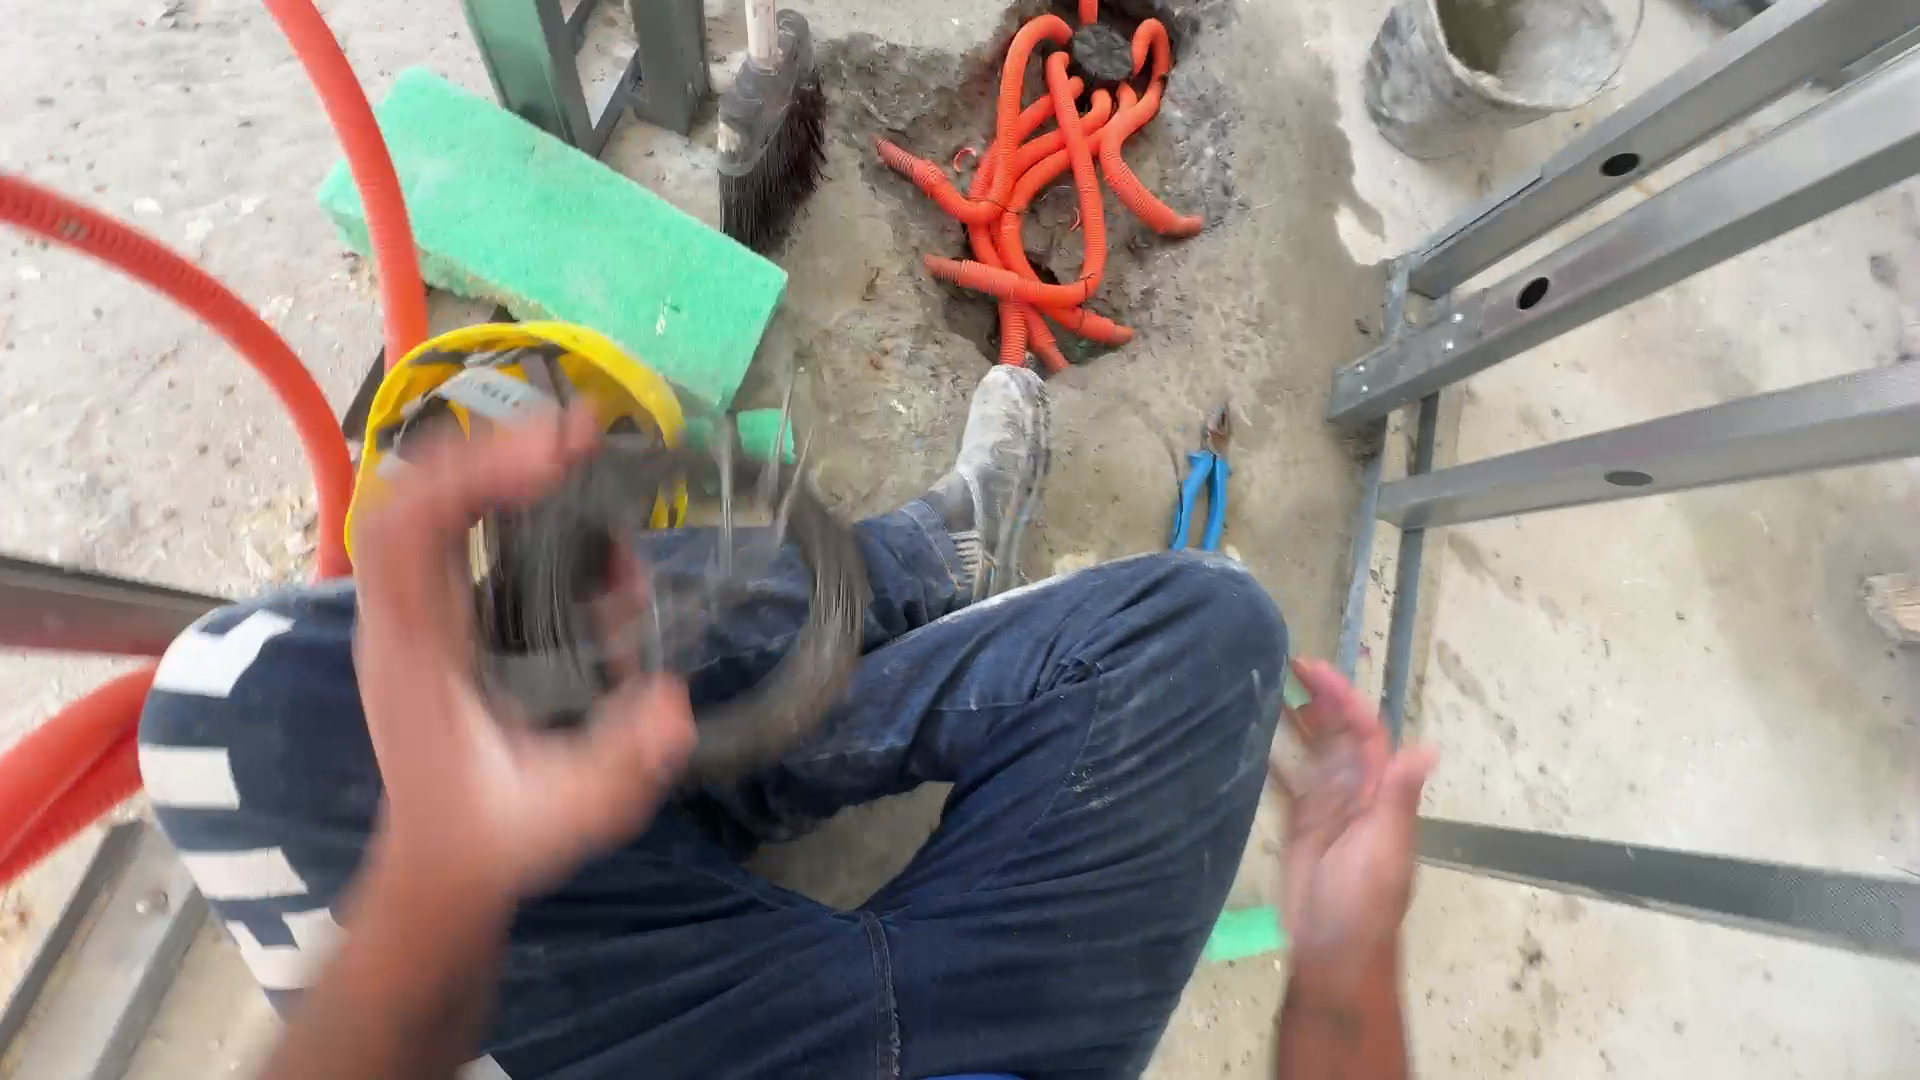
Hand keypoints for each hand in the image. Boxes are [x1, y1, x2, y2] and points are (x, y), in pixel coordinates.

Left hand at [350, 406, 696, 904]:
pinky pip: (467, 538)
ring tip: (586, 469)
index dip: (476, 474)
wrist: (447, 868)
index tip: (558, 456)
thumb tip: (675, 703)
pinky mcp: (452, 621)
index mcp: (417, 652)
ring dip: (511, 475)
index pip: (412, 530)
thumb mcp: (567, 813)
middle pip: (418, 497)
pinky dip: (521, 513)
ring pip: (442, 509)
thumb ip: (619, 767)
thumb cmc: (496, 837)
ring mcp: (427, 616)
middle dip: (498, 450)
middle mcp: (410, 620)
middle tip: (582, 435)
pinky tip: (586, 538)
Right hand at [1271, 658, 1436, 998]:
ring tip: (1268, 686)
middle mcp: (1352, 791)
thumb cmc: (1363, 903)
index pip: (1364, 733)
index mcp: (1378, 793)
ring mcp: (1323, 805)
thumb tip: (1426, 747)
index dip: (1343, 698)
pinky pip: (1285, 777)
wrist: (1333, 950)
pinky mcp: (1297, 820)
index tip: (1314, 669)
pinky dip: (1272, 755)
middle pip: (1336, 733)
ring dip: (1295, 718)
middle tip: (1285, 663)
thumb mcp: (1384, 849)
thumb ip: (1398, 798)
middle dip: (1318, 697)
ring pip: (1310, 749)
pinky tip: (1252, 735)